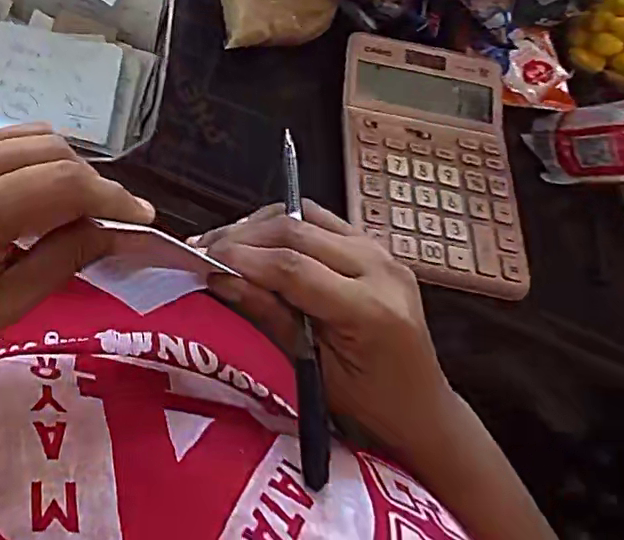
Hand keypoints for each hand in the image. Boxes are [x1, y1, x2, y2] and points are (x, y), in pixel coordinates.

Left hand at [0, 124, 153, 377]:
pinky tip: (41, 194)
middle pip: (50, 149)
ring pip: (30, 136)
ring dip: (65, 166)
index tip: (142, 219)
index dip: (110, 196)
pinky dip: (35, 160)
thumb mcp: (7, 303)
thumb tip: (118, 229)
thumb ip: (66, 256)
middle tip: (111, 221)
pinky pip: (5, 141)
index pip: (61, 182)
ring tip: (79, 209)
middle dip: (91, 181)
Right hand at [198, 201, 457, 456]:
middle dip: (240, 236)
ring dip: (255, 225)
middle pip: (294, 230)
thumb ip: (268, 316)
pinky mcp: (371, 244)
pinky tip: (255, 239)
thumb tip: (219, 279)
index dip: (241, 258)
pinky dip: (279, 223)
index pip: (292, 266)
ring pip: (301, 215)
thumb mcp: (312, 369)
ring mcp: (379, 251)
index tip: (201, 260)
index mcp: (372, 310)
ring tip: (221, 242)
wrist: (422, 409)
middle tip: (202, 248)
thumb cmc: (368, 403)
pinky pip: (315, 217)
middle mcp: (380, 269)